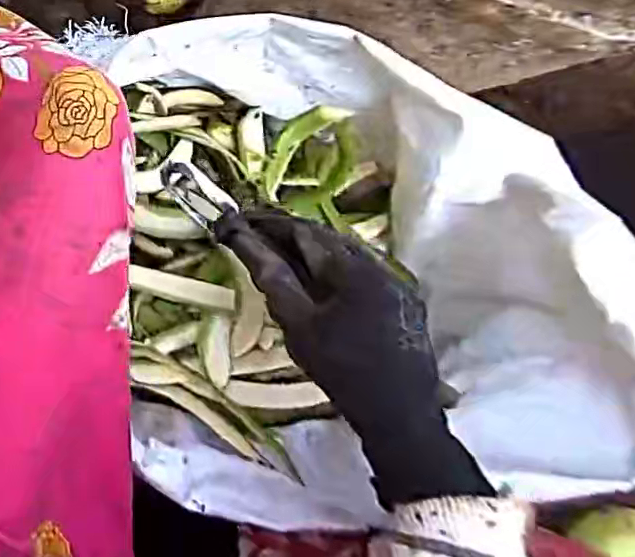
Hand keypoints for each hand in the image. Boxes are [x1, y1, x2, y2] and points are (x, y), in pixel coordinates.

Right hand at [215, 210, 492, 506]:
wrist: (399, 416)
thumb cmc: (339, 366)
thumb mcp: (294, 319)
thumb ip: (269, 273)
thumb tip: (240, 235)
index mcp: (354, 271)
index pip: (301, 231)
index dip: (264, 222)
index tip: (233, 218)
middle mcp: (381, 269)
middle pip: (323, 235)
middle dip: (283, 229)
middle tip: (247, 229)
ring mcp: (396, 284)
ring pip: (341, 248)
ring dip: (305, 243)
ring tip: (271, 245)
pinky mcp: (402, 299)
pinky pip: (357, 265)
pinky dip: (325, 259)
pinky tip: (307, 268)